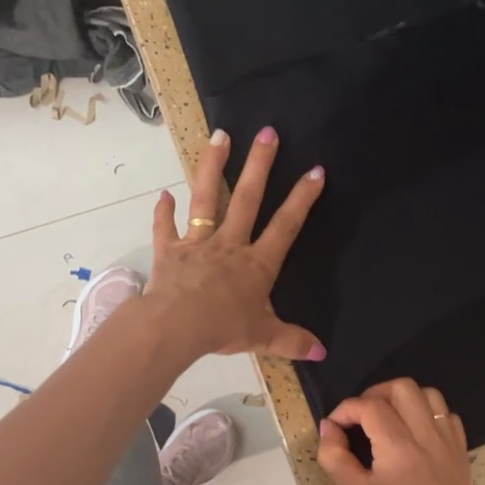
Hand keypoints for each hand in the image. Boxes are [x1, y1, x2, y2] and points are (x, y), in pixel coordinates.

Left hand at [144, 126, 325, 359]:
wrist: (176, 327)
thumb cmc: (222, 329)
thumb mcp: (264, 338)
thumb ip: (292, 341)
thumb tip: (321, 352)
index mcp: (256, 264)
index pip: (285, 226)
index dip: (302, 198)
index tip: (315, 170)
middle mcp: (229, 245)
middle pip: (247, 198)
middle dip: (260, 164)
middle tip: (268, 132)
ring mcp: (197, 244)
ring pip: (207, 199)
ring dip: (212, 166)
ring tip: (219, 136)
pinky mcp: (169, 251)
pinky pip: (166, 228)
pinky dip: (163, 212)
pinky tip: (163, 195)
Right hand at [317, 379, 484, 484]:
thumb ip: (334, 455)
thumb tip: (328, 427)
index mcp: (399, 449)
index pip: (369, 406)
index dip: (346, 409)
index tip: (335, 427)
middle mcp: (428, 438)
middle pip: (402, 388)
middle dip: (375, 394)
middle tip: (361, 416)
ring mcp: (449, 444)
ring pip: (429, 395)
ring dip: (404, 399)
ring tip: (387, 419)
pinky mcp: (461, 453)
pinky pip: (447, 416)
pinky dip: (428, 415)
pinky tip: (413, 434)